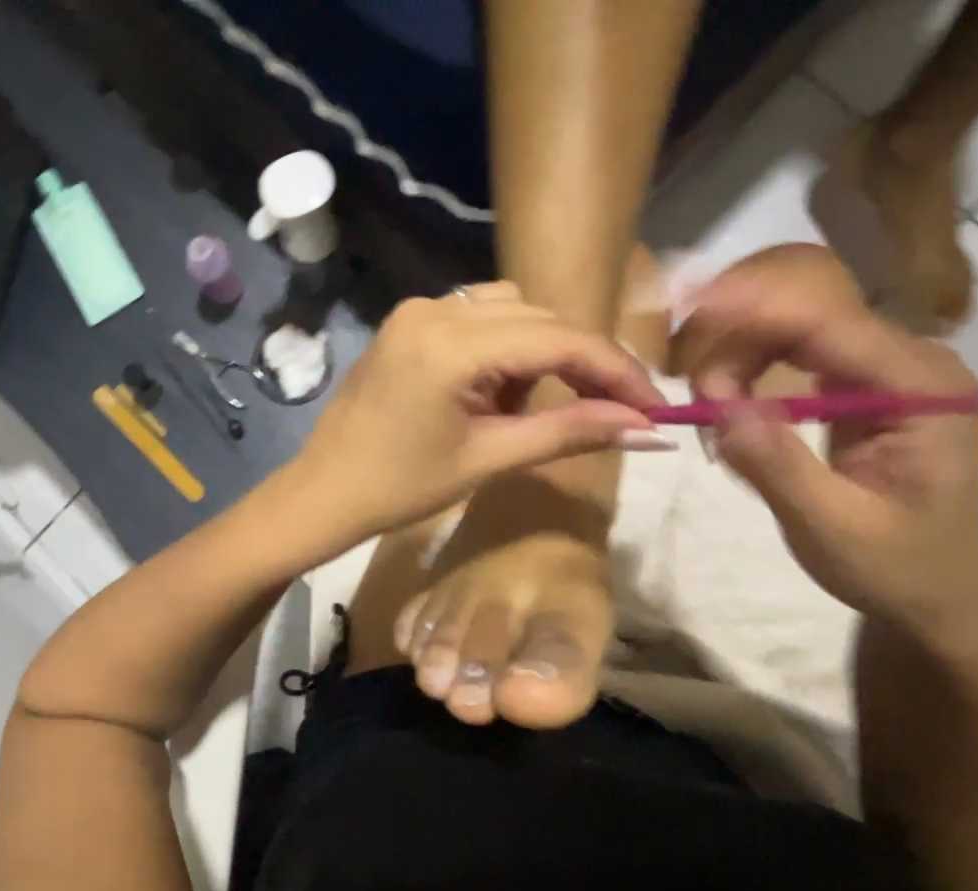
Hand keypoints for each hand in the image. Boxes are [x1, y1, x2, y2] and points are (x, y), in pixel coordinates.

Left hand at [292, 282, 668, 540]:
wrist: (323, 493)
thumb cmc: (398, 488)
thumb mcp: (488, 460)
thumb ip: (567, 432)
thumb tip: (646, 427)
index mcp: (451, 344)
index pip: (559, 340)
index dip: (616, 372)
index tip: (654, 406)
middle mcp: (434, 309)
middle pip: (539, 318)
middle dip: (581, 362)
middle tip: (611, 413)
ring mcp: (416, 311)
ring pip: (511, 310)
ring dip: (539, 352)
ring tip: (529, 410)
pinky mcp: (406, 323)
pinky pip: (476, 317)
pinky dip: (503, 346)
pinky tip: (494, 393)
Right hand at [679, 273, 977, 629]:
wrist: (935, 596)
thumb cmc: (894, 567)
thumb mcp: (829, 527)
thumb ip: (777, 465)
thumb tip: (717, 408)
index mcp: (920, 389)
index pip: (829, 326)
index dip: (756, 309)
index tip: (689, 302)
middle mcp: (911, 363)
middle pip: (809, 320)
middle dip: (740, 344)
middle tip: (695, 398)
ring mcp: (888, 372)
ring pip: (797, 335)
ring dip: (741, 359)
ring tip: (709, 409)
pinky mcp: (863, 389)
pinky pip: (798, 360)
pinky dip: (753, 373)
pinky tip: (730, 403)